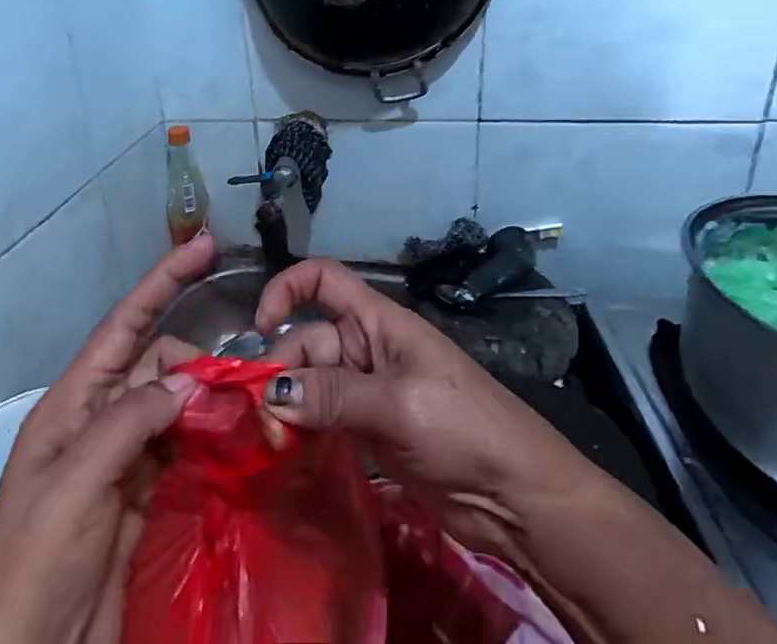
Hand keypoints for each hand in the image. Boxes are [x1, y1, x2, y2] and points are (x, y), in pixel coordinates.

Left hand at [0, 237, 210, 643]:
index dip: (162, 282)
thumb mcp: (74, 483)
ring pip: (176, 405)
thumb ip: (130, 422)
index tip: (203, 247)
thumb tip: (188, 379)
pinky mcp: (144, 495)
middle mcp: (98, 420)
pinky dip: (209, 438)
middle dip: (198, 361)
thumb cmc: (33, 562)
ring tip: (250, 406)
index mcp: (71, 403)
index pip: (124, 326)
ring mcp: (123, 459)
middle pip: (157, 365)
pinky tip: (236, 441)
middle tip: (243, 383)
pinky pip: (183, 448)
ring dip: (210, 399)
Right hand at [256, 259, 592, 512]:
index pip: (325, 280)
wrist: (517, 496)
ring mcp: (367, 391)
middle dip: (281, 371)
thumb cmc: (465, 428)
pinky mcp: (368, 429)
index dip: (287, 288)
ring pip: (311, 383)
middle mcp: (368, 349)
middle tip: (259, 419)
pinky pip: (323, 417)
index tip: (259, 326)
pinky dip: (302, 429)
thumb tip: (269, 393)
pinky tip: (284, 451)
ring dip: (287, 406)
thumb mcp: (398, 404)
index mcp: (379, 322)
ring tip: (267, 441)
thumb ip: (332, 396)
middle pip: (307, 341)